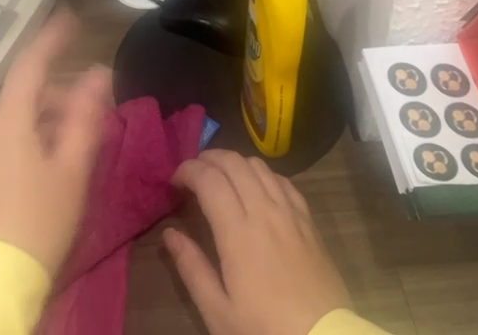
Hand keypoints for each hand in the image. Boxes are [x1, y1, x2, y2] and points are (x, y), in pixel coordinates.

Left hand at [0, 12, 111, 277]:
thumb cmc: (38, 221)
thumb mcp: (72, 168)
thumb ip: (86, 115)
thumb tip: (98, 73)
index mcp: (6, 118)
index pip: (31, 62)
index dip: (53, 37)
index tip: (69, 16)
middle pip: (22, 95)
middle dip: (56, 98)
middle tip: (88, 118)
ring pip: (7, 120)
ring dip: (37, 122)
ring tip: (66, 151)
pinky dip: (17, 142)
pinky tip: (36, 171)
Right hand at [163, 150, 351, 334]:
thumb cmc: (265, 329)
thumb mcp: (219, 311)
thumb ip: (192, 268)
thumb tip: (170, 234)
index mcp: (238, 233)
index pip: (209, 180)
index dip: (188, 170)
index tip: (174, 181)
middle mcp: (264, 211)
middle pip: (234, 163)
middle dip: (209, 159)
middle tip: (193, 172)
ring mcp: (290, 212)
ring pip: (259, 166)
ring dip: (235, 162)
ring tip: (221, 175)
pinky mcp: (308, 220)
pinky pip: (283, 181)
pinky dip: (263, 173)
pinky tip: (256, 187)